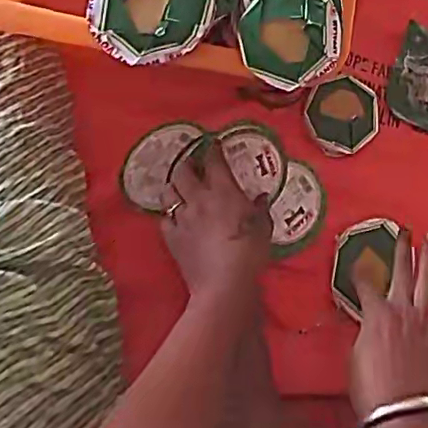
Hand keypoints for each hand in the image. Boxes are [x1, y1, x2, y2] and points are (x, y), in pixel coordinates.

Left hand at [160, 138, 271, 301]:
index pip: (213, 161)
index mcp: (223, 190)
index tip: (214, 143)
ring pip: (168, 192)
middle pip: (183, 171)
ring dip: (174, 186)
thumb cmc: (250, 251)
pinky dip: (169, 213)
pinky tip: (176, 216)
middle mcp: (199, 198)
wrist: (224, 283)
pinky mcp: (171, 238)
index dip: (212, 149)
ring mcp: (182, 218)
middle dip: (187, 163)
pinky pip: (164, 218)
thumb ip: (259, 208)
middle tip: (194, 164)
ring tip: (181, 187)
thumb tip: (260, 197)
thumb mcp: (263, 225)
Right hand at [349, 231, 427, 416]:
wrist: (398, 412)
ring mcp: (422, 320)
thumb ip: (362, 330)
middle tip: (405, 228)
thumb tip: (365, 319)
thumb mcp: (354, 355)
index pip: (365, 284)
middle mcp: (401, 310)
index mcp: (376, 314)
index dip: (359, 271)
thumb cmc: (369, 387)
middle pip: (401, 271)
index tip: (358, 259)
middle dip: (402, 248)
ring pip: (426, 281)